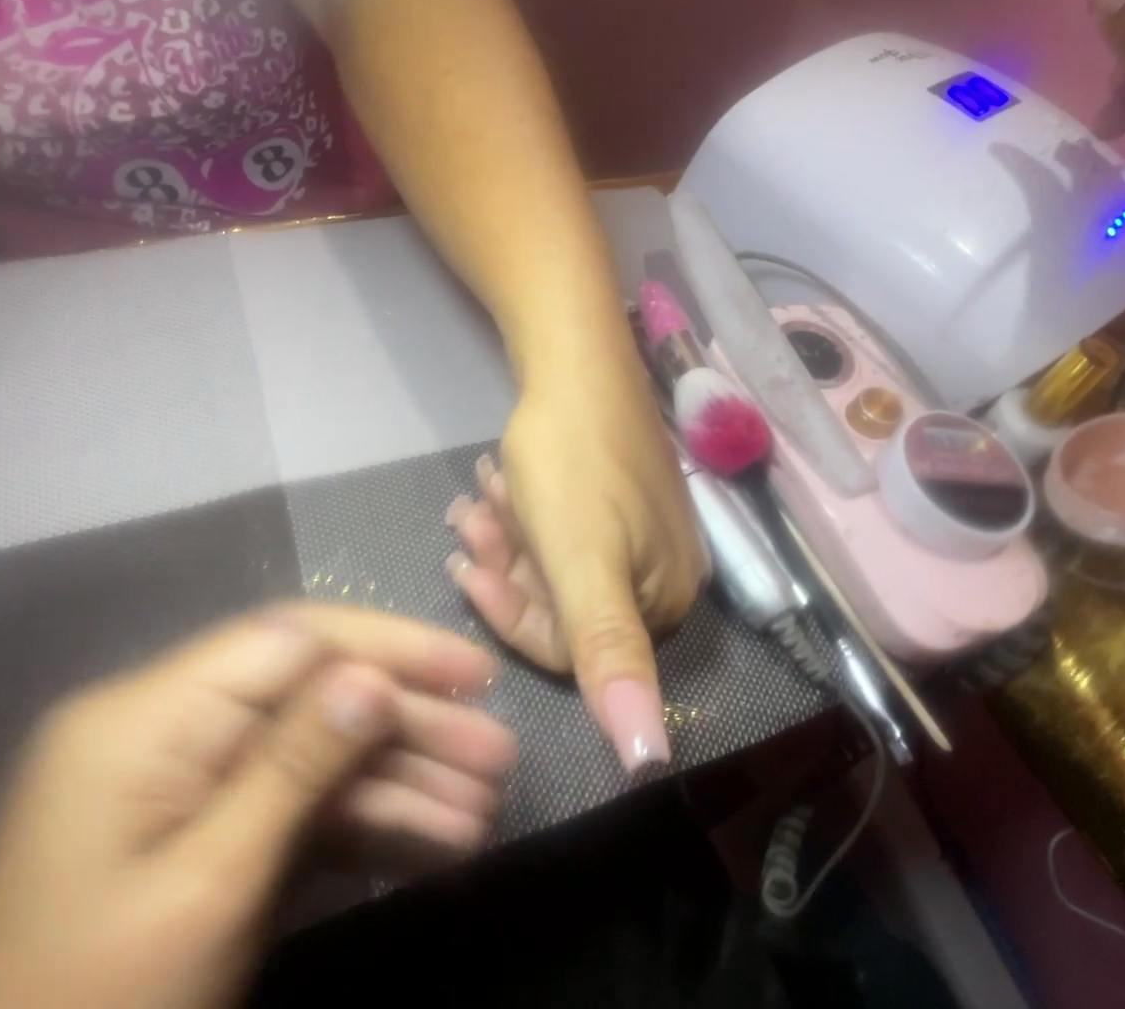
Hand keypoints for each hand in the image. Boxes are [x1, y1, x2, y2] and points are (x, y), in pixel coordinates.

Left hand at [0, 604, 515, 1008]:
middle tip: (501, 758)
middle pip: (313, 699)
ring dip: (403, 782)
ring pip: (317, 757)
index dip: (389, 646)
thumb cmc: (94, 1000)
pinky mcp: (208, 834)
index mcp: (146, 719)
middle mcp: (170, 732)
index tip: (473, 672)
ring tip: (486, 811)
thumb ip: (293, 768)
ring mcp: (189, 785)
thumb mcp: (206, 886)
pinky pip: (298, 808)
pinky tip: (438, 844)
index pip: (290, 640)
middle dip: (410, 727)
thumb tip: (373, 678)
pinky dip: (367, 825)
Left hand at [446, 364, 703, 772]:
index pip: (574, 650)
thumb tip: (650, 765)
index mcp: (661, 599)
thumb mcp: (582, 563)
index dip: (512, 616)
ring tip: (474, 497)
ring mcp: (640, 534)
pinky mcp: (616, 500)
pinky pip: (563, 531)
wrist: (577, 359)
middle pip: (562, 604)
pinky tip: (494, 483)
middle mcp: (660, 574)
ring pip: (555, 565)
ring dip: (507, 538)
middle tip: (465, 520)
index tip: (463, 569)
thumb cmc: (575, 462)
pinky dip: (524, 518)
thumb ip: (609, 656)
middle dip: (506, 568)